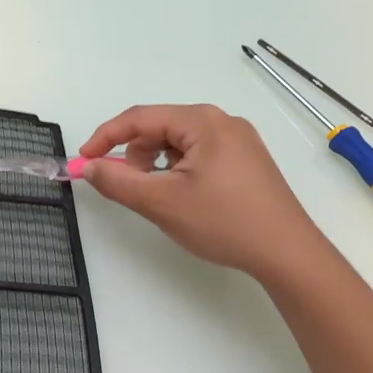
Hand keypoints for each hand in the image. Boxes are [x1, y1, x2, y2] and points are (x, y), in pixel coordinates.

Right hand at [79, 104, 328, 277]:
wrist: (288, 254)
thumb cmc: (223, 222)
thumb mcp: (161, 202)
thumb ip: (118, 181)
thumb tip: (90, 167)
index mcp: (201, 121)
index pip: (139, 117)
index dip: (105, 137)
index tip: (84, 161)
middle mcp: (221, 120)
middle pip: (160, 127)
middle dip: (134, 153)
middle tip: (127, 186)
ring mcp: (239, 139)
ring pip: (179, 141)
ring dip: (157, 163)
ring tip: (160, 196)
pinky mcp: (247, 160)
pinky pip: (200, 152)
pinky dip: (179, 169)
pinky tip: (186, 197)